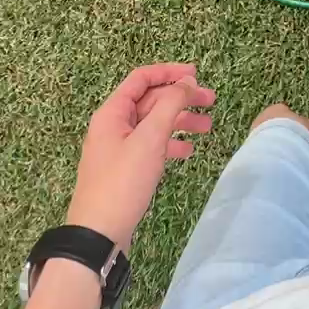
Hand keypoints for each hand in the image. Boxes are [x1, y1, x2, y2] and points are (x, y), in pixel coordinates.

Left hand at [64, 62, 215, 246]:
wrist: (98, 236)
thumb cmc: (123, 181)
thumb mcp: (150, 138)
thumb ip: (170, 104)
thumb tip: (187, 81)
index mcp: (112, 113)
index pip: (142, 78)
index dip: (169, 72)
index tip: (196, 74)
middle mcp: (113, 125)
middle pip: (151, 100)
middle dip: (181, 98)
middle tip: (211, 101)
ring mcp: (118, 148)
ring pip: (154, 123)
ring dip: (180, 121)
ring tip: (207, 127)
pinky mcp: (124, 168)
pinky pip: (151, 145)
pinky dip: (170, 143)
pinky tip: (188, 151)